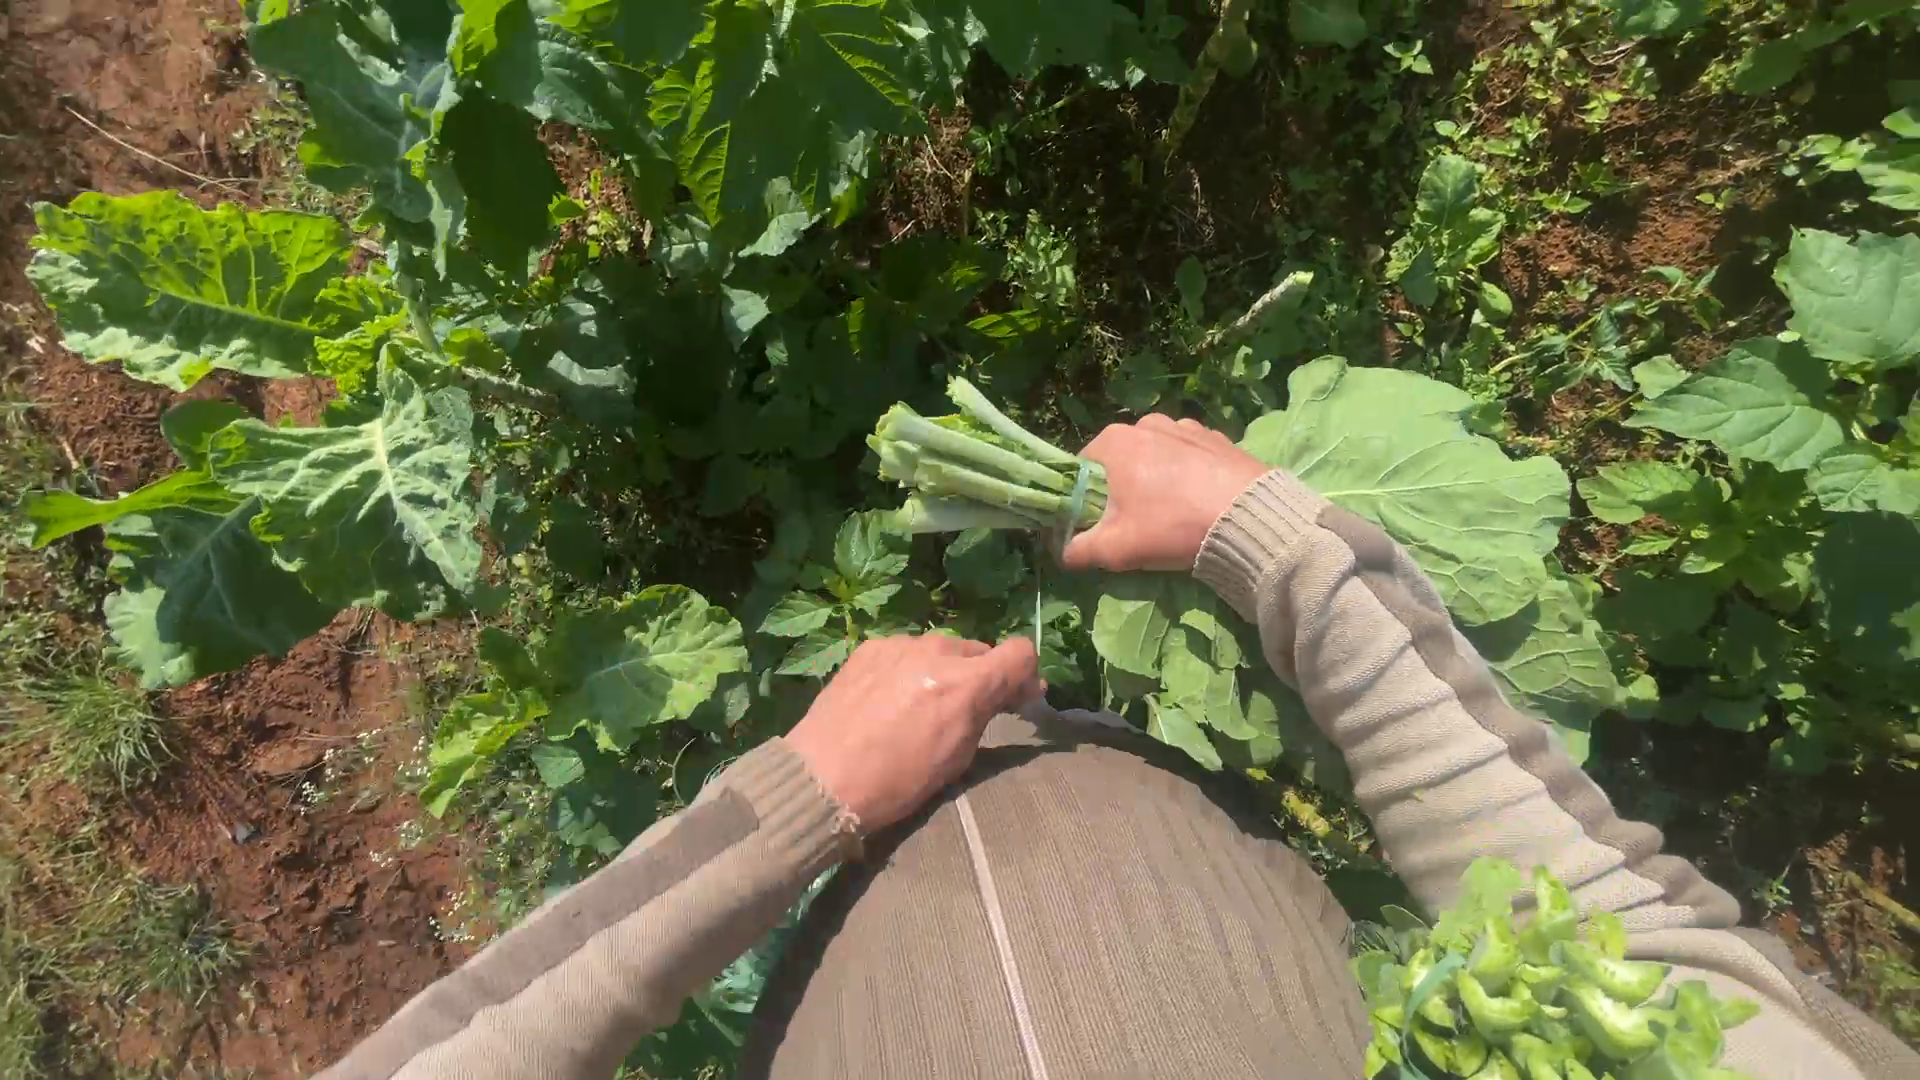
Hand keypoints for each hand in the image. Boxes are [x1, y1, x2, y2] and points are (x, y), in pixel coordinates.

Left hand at [785, 634, 1041, 830]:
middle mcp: (936, 651)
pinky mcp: (871, 646)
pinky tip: (890, 698)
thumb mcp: (957, 757)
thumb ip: (986, 714)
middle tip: (964, 708)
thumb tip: (1010, 693)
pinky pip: (906, 651)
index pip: (1020, 652)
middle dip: (981, 676)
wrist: (823, 778)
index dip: (1025, 675)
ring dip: (944, 670)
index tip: (1016, 698)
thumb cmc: (897, 781)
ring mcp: (900, 645)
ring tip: (920, 704)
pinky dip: (909, 669)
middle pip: (979, 651)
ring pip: (942, 648)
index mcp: (965, 682)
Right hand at [1063, 415, 1269, 572]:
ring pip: (1154, 455)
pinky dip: (1185, 473)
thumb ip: (1078, 550)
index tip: (1097, 521)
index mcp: (1113, 441)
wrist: (1248, 520)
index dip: (1084, 497)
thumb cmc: (1171, 526)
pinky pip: (1187, 455)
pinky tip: (1196, 499)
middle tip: (1134, 521)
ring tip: (1170, 511)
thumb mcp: (1115, 549)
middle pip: (1118, 460)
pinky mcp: (1216, 436)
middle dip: (1120, 487)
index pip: (1081, 468)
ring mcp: (1184, 426)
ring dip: (1153, 478)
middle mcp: (1146, 423)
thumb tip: (1063, 552)